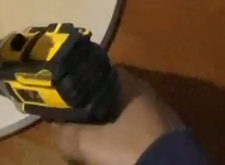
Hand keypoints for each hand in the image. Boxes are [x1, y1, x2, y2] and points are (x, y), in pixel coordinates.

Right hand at [51, 74, 182, 164]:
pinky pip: (140, 134)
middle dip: (95, 108)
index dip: (81, 81)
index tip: (66, 92)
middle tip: (76, 120)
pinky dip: (126, 140)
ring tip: (93, 140)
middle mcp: (147, 95)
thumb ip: (72, 135)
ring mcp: (161, 118)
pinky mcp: (170, 141)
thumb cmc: (134, 150)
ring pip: (127, 117)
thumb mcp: (96, 145)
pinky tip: (116, 153)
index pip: (100, 73)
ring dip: (111, 126)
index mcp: (131, 85)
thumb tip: (54, 130)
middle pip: (113, 96)